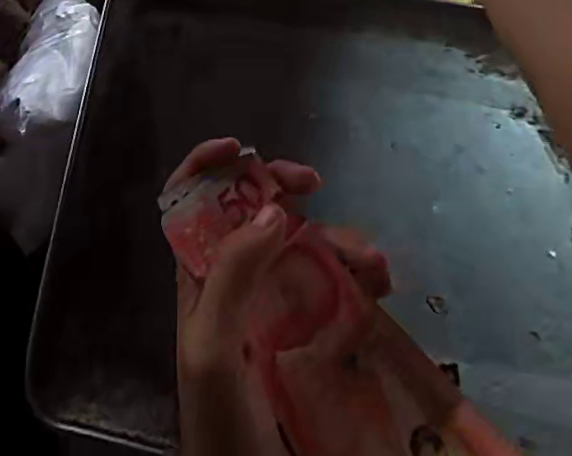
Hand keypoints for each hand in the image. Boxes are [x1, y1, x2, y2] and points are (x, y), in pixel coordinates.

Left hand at [170, 138, 392, 455]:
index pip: (191, 205)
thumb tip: (269, 211)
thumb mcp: (211, 347)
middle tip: (313, 182)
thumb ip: (231, 275)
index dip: (206, 167)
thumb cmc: (221, 424)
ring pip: (302, 244)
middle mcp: (236, 280)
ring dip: (336, 235)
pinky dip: (358, 272)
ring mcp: (276, 304)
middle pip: (253, 212)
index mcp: (200, 277)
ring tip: (371, 261)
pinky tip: (380, 282)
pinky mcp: (313, 331)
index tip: (239, 147)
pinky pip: (335, 283)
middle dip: (282, 187)